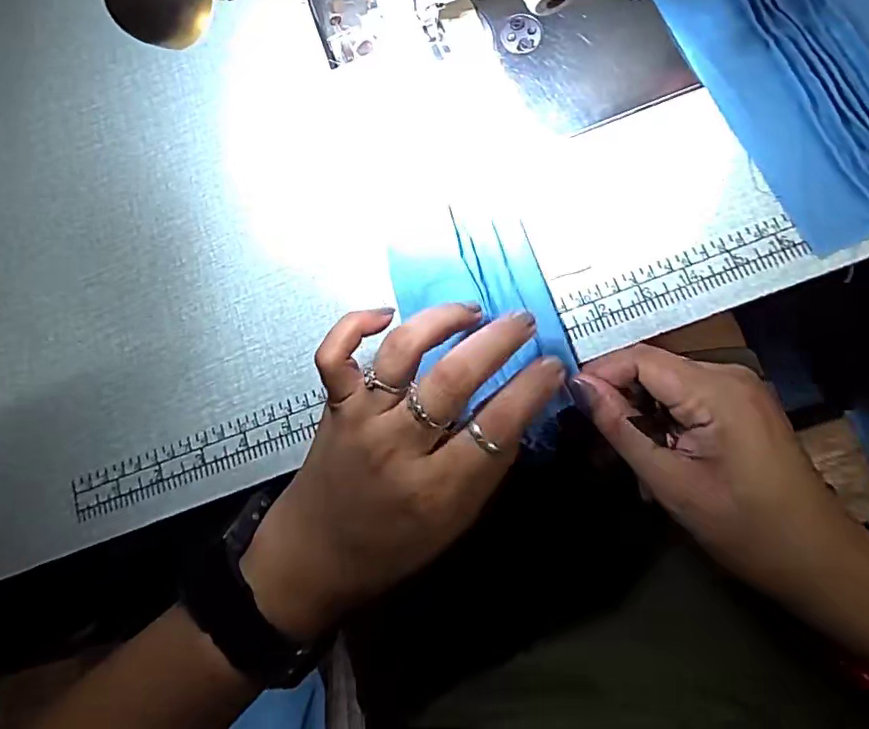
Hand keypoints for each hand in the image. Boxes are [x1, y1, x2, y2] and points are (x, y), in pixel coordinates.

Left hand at [239, 304, 565, 641]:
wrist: (315, 557)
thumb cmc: (398, 542)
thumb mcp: (459, 517)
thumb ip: (492, 461)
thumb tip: (525, 399)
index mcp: (438, 488)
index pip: (496, 425)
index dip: (531, 387)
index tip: (552, 363)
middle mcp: (398, 446)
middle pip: (453, 378)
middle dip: (498, 341)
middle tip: (523, 321)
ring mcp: (362, 420)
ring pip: (402, 353)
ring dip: (443, 321)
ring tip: (473, 311)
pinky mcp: (333, 405)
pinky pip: (335, 356)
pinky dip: (356, 324)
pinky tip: (388, 313)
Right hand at [571, 345, 868, 658]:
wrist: (819, 558)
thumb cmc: (746, 528)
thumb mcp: (672, 482)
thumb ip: (622, 428)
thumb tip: (579, 386)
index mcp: (716, 387)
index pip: (640, 357)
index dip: (600, 374)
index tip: (573, 407)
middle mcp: (728, 373)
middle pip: (654, 369)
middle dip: (623, 402)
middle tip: (600, 448)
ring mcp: (740, 387)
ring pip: (670, 386)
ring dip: (645, 418)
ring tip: (637, 470)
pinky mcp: (744, 403)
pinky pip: (692, 398)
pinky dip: (670, 423)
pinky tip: (665, 462)